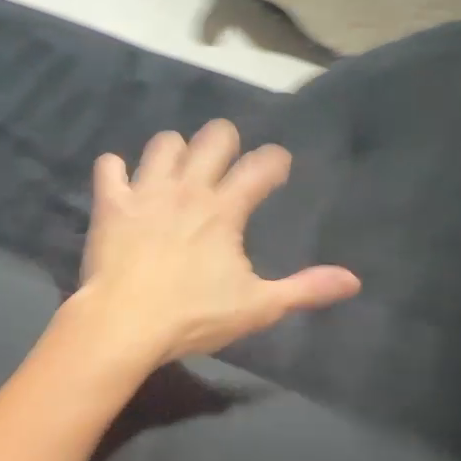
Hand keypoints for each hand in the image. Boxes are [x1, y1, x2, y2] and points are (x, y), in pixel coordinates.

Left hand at [69, 119, 360, 366]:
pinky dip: (114, 169)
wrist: (123, 322)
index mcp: (225, 211)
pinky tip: (121, 182)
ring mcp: (146, 193)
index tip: (277, 167)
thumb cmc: (192, 317)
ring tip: (175, 168)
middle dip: (224, 140)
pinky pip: (108, 167)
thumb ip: (304, 289)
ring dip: (172, 150)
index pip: (261, 166)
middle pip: (213, 137)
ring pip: (163, 143)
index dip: (274, 160)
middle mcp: (188, 190)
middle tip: (224, 159)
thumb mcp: (257, 307)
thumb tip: (352, 280)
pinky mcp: (111, 205)